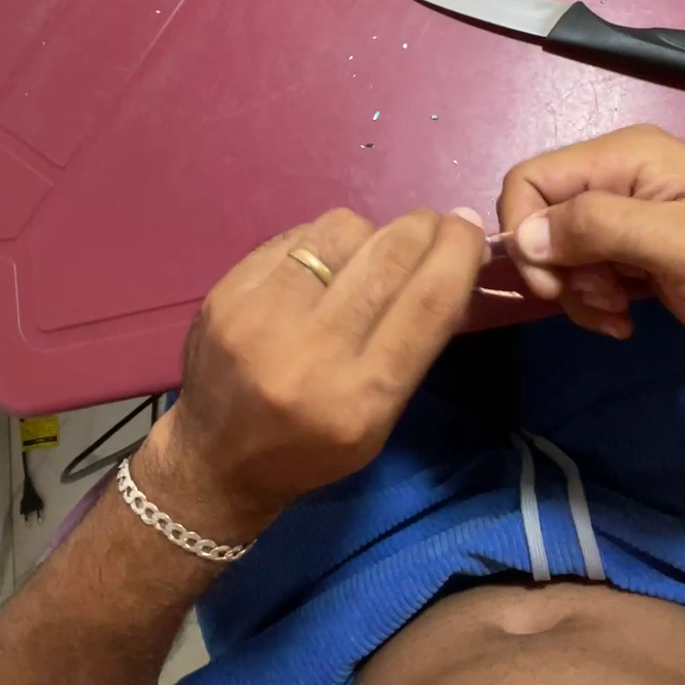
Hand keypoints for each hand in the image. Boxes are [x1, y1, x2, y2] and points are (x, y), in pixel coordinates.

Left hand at [136, 207, 485, 540]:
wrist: (214, 460)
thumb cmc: (310, 448)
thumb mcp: (378, 418)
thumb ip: (412, 343)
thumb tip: (447, 264)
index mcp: (360, 399)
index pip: (427, 304)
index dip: (458, 253)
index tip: (470, 228)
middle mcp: (310, 353)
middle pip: (388, 256)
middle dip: (422, 227)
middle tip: (433, 224)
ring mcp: (260, 316)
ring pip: (340, 230)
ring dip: (371, 231)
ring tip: (370, 251)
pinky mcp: (228, 291)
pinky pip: (296, 235)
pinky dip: (322, 239)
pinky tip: (323, 261)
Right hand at [496, 125, 684, 370]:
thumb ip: (601, 228)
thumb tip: (524, 236)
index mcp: (626, 157)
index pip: (531, 179)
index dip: (525, 229)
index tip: (551, 282)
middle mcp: (617, 179)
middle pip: (541, 218)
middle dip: (557, 267)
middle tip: (601, 299)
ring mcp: (626, 217)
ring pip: (557, 251)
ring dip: (577, 291)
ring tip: (619, 313)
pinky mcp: (633, 253)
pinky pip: (583, 273)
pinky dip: (592, 302)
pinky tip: (625, 320)